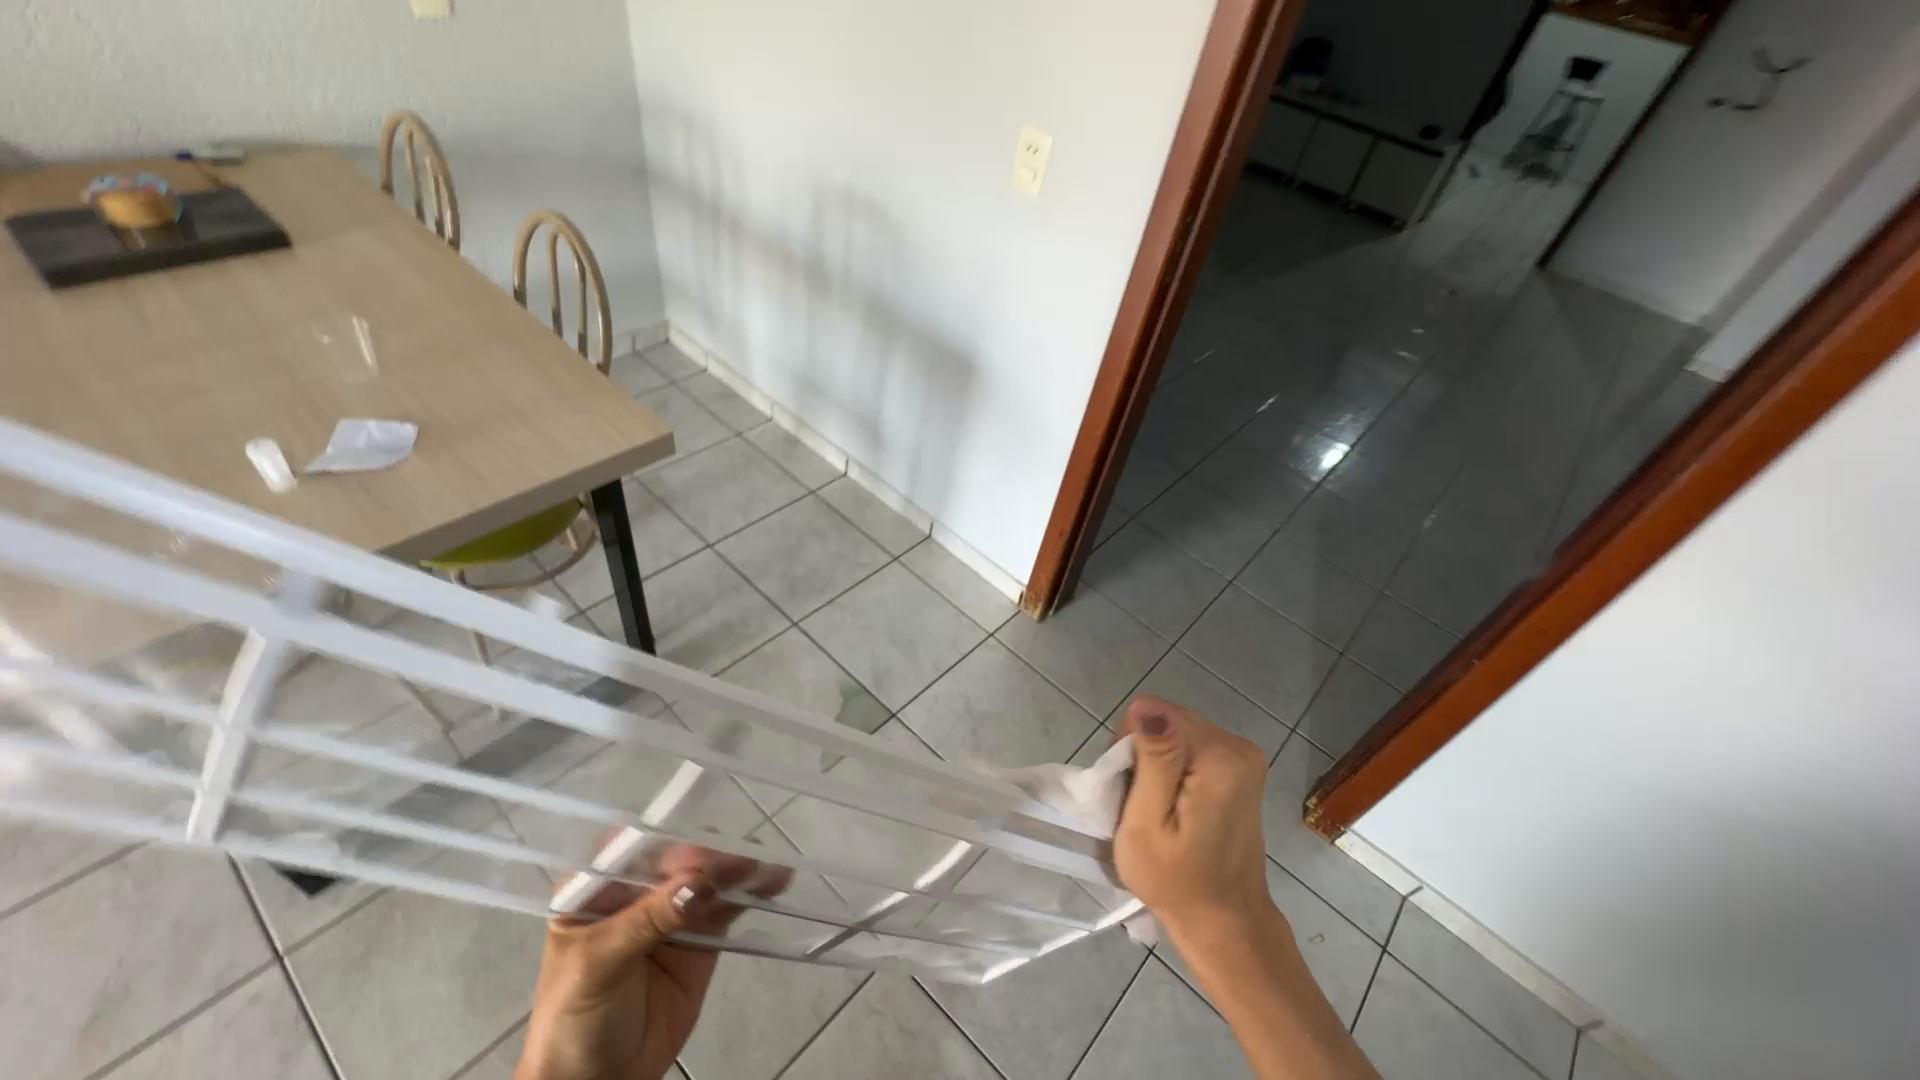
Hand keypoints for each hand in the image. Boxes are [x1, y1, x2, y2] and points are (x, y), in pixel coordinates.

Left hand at [517, 843, 790, 1079]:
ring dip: (737, 869)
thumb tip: (699, 883)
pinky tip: (774, 881)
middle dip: (708, 855)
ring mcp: (671, 913)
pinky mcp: (701, 939)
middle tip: (737, 862)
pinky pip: (727, 907)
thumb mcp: (598, 965)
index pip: (632, 849)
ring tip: (767, 867)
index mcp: (596, 888)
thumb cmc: (573, 1019)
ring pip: (707, 879)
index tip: (694, 850)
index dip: (663, 842)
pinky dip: (751, 893)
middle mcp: (636, 892)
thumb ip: (647, 921)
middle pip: (677, 859)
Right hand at [1112, 694, 1275, 937]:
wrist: (1225, 921)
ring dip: (1158, 763)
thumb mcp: (1147, 823)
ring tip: (1158, 808)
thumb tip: (1146, 705)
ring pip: (1177, 732)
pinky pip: (1193, 747)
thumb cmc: (1175, 880)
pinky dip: (1176, 770)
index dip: (1130, 749)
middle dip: (1145, 755)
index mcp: (1218, 757)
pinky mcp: (1243, 768)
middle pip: (1168, 720)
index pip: (1152, 713)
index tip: (1131, 792)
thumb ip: (1153, 760)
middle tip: (1142, 806)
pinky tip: (1176, 804)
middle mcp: (1239, 746)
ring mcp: (1246, 756)